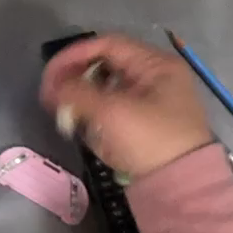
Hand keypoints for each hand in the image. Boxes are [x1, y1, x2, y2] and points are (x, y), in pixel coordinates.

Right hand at [39, 35, 213, 178]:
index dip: (73, 55)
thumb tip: (52, 87)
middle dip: (76, 77)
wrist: (182, 187)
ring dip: (83, 96)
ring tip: (64, 110)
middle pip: (106, 64)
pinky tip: (82, 123)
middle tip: (53, 93)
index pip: (106, 45)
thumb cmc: (150, 140)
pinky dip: (95, 112)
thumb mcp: (111, 112)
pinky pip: (114, 107)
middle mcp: (156, 76)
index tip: (50, 75)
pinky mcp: (147, 122)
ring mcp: (153, 100)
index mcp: (155, 64)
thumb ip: (76, 93)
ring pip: (108, 86)